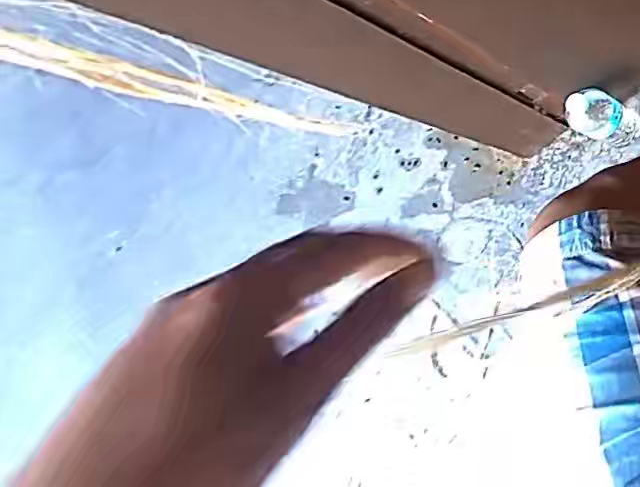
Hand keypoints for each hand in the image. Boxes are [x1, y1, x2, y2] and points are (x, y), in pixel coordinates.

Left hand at [17, 231, 434, 486]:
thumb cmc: (183, 466)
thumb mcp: (303, 389)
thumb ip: (369, 322)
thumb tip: (417, 276)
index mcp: (241, 292)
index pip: (345, 244)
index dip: (399, 247)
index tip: (428, 257)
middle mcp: (197, 297)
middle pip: (304, 250)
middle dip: (361, 253)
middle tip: (401, 263)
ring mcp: (162, 325)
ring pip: (267, 277)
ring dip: (321, 277)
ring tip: (357, 293)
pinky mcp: (141, 355)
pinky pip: (230, 305)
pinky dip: (279, 302)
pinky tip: (292, 330)